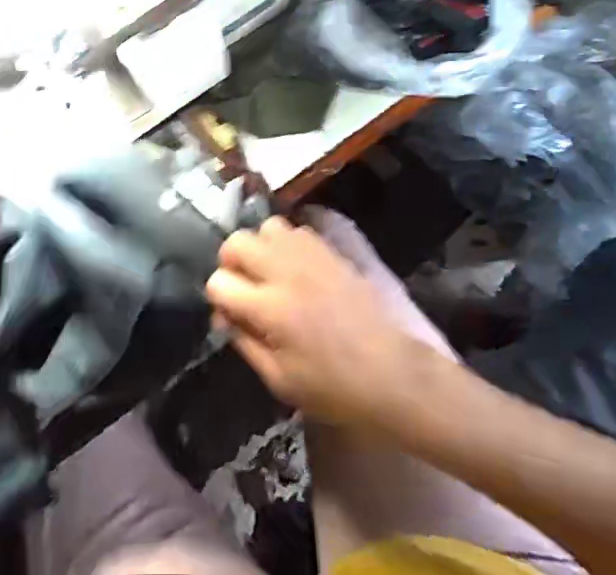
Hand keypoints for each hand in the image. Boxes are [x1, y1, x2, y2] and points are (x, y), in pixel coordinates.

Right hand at [206, 215, 459, 429]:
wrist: (396, 376)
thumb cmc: (335, 389)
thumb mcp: (280, 380)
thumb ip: (244, 342)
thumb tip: (224, 316)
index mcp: (270, 308)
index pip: (219, 282)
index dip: (219, 299)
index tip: (231, 316)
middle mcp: (286, 273)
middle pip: (237, 242)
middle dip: (230, 263)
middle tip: (244, 287)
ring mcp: (311, 258)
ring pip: (267, 227)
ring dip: (260, 247)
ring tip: (269, 272)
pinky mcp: (332, 253)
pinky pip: (297, 230)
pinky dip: (287, 244)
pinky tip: (295, 268)